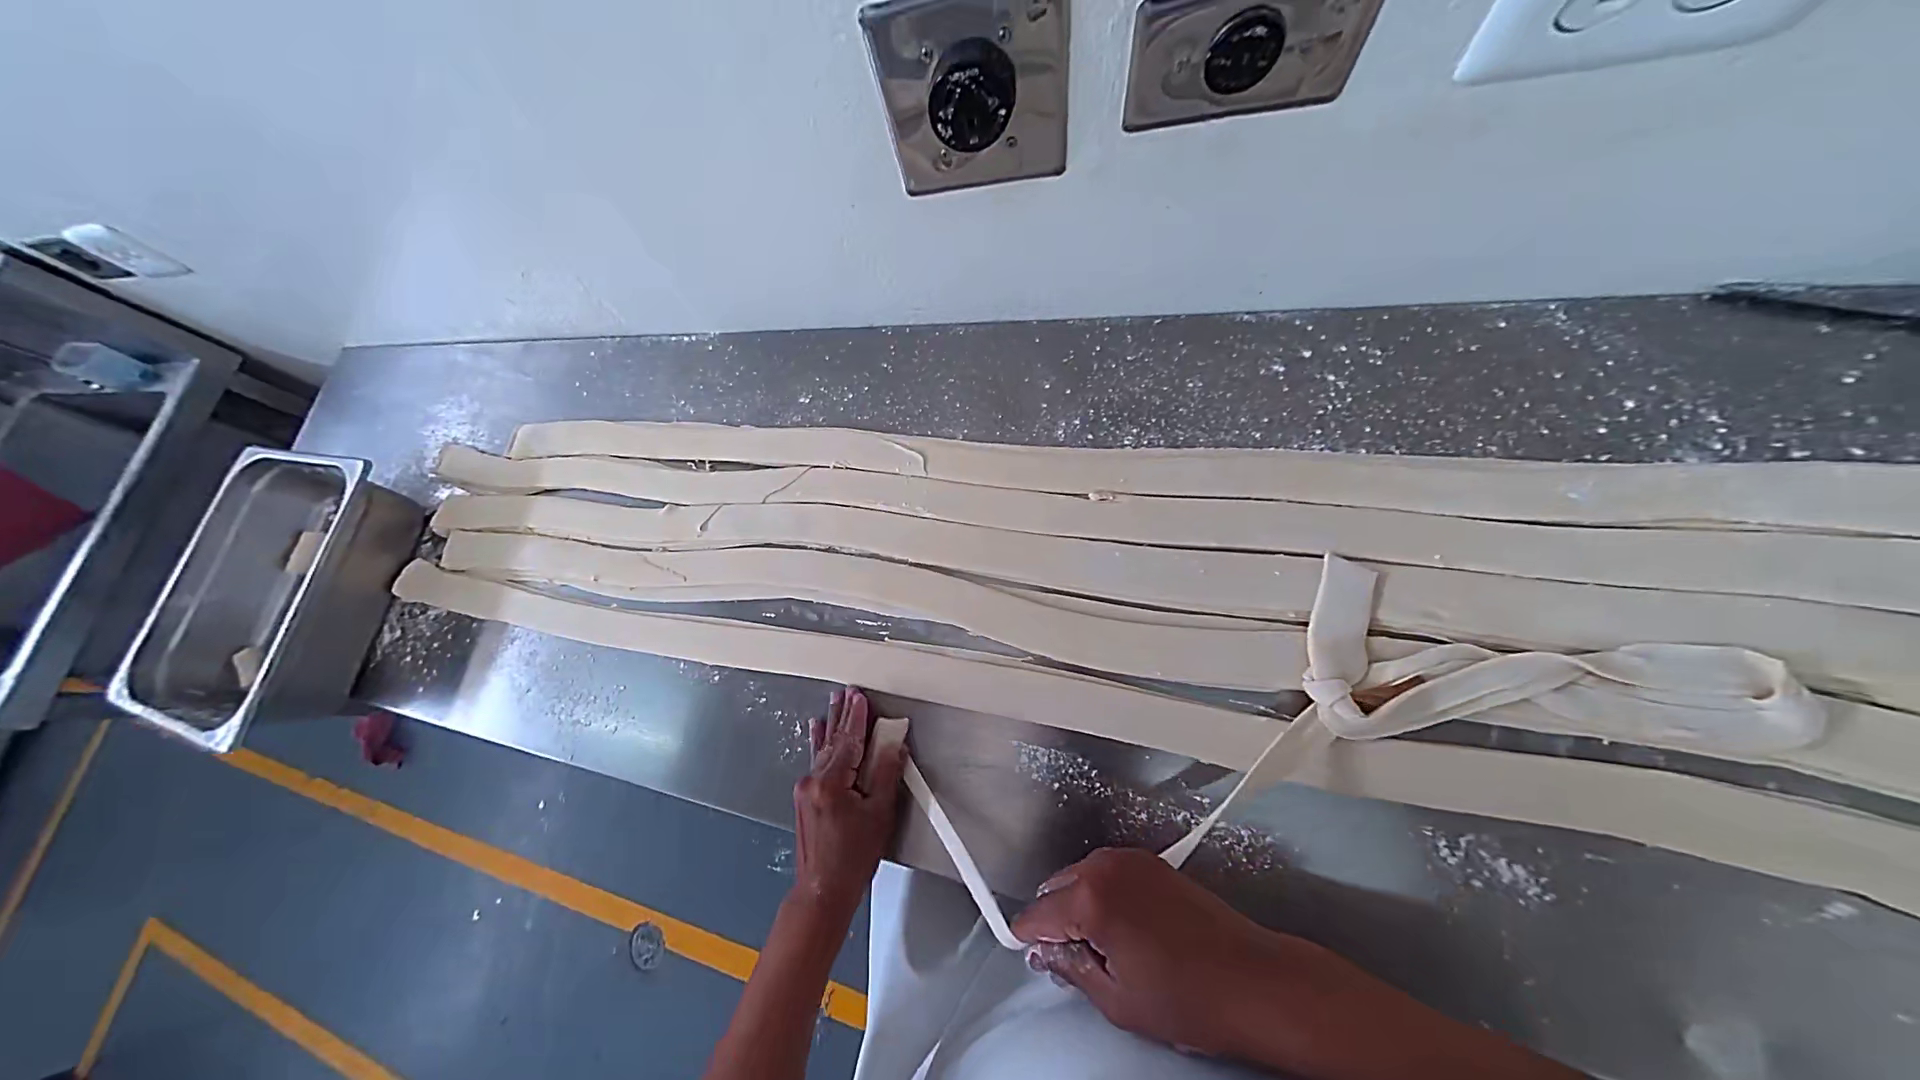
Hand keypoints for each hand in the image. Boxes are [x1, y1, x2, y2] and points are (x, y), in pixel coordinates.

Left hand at [791, 687, 905, 918]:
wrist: (824, 890)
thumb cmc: (851, 860)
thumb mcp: (880, 814)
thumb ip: (886, 774)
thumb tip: (893, 748)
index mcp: (832, 783)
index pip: (850, 740)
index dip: (858, 716)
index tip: (862, 698)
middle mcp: (813, 781)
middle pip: (833, 740)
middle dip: (843, 715)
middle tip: (849, 694)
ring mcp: (805, 788)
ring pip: (823, 749)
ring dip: (832, 726)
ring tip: (835, 704)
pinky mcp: (804, 796)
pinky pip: (815, 761)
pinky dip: (820, 744)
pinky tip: (817, 732)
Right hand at [1013, 846, 1291, 1057]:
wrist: (1254, 981)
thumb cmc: (1194, 995)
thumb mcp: (1117, 999)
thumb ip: (1070, 968)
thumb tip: (1048, 953)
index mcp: (1092, 898)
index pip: (1036, 913)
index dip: (1029, 938)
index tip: (1028, 950)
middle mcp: (1108, 867)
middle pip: (1055, 888)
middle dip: (1054, 920)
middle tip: (1069, 959)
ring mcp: (1131, 860)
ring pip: (1080, 877)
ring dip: (1078, 905)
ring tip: (1104, 948)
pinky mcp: (1151, 862)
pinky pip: (1107, 872)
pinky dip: (1103, 893)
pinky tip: (1124, 929)